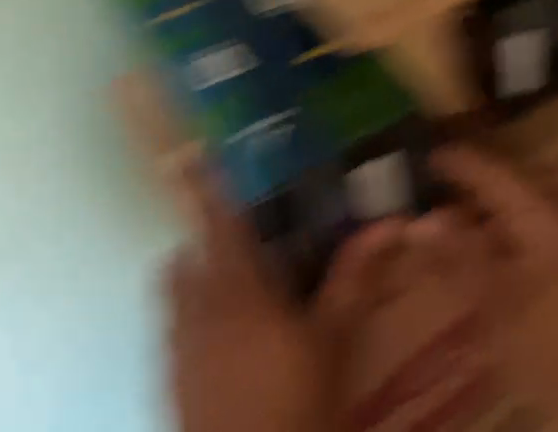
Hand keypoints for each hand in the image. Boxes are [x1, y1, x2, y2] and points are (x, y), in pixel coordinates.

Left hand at [164, 165, 401, 431]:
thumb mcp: (334, 341)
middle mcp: (195, 313)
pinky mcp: (167, 382)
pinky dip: (187, 313)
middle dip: (202, 236)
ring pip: (172, 293)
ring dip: (192, 273)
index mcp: (238, 293)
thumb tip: (390, 224)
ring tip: (233, 279)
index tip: (194, 152)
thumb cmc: (297, 404)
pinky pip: (168, 329)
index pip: (218, 224)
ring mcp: (175, 351)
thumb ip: (354, 278)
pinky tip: (225, 335)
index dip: (206, 186)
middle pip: (184, 256)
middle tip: (239, 230)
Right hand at [417, 145, 557, 429]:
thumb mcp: (496, 307)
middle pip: (515, 179)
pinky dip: (522, 221)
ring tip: (465, 225)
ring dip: (499, 206)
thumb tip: (422, 220)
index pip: (494, 170)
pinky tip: (502, 247)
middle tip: (440, 199)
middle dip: (476, 186)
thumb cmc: (555, 349)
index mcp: (548, 213)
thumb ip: (459, 256)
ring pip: (533, 196)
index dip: (458, 162)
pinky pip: (551, 213)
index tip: (426, 155)